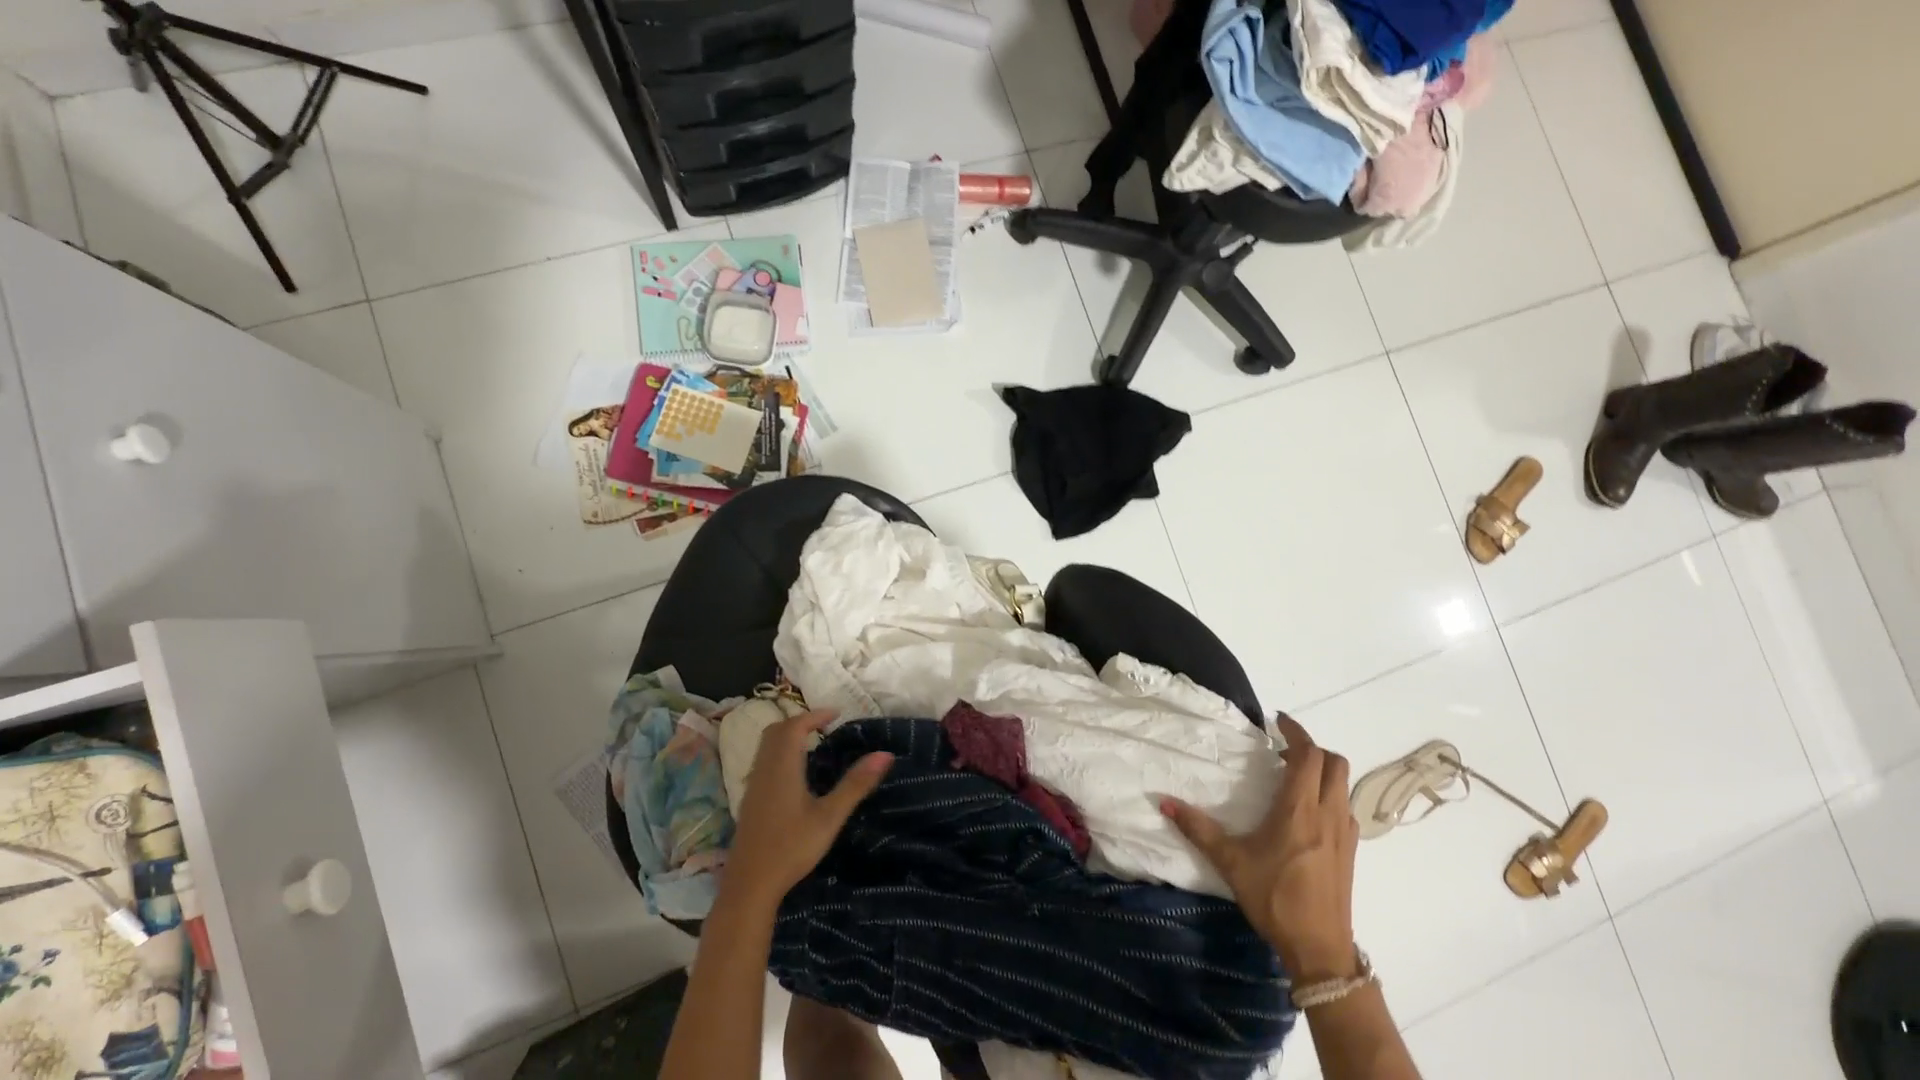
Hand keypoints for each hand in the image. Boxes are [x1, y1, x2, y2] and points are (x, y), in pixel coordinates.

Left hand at [724, 710, 892, 909]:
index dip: (815, 715)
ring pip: (766, 746)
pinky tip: (795, 773)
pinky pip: (763, 761)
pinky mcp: (750, 800)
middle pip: (776, 731)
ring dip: (787, 736)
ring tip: (813, 744)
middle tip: (825, 726)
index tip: (837, 714)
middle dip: (800, 722)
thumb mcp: (830, 817)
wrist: (750, 883)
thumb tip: (885, 754)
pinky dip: (779, 752)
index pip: (794, 726)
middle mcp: (764, 770)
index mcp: (782, 767)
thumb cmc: (792, 847)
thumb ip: (855, 785)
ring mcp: (753, 785)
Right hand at [1159, 713, 1358, 979]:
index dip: (1296, 732)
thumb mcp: (1230, 862)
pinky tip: (1306, 814)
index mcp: (1300, 809)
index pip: (1308, 755)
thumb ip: (1197, 829)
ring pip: (1343, 785)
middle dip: (1312, 749)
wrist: (1319, 947)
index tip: (1278, 721)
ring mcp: (1345, 832)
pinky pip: (1345, 807)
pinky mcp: (1350, 851)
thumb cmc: (1274, 898)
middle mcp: (1329, 813)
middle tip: (1283, 751)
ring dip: (1323, 771)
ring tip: (1292, 778)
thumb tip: (1163, 802)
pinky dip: (1329, 795)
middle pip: (1334, 762)